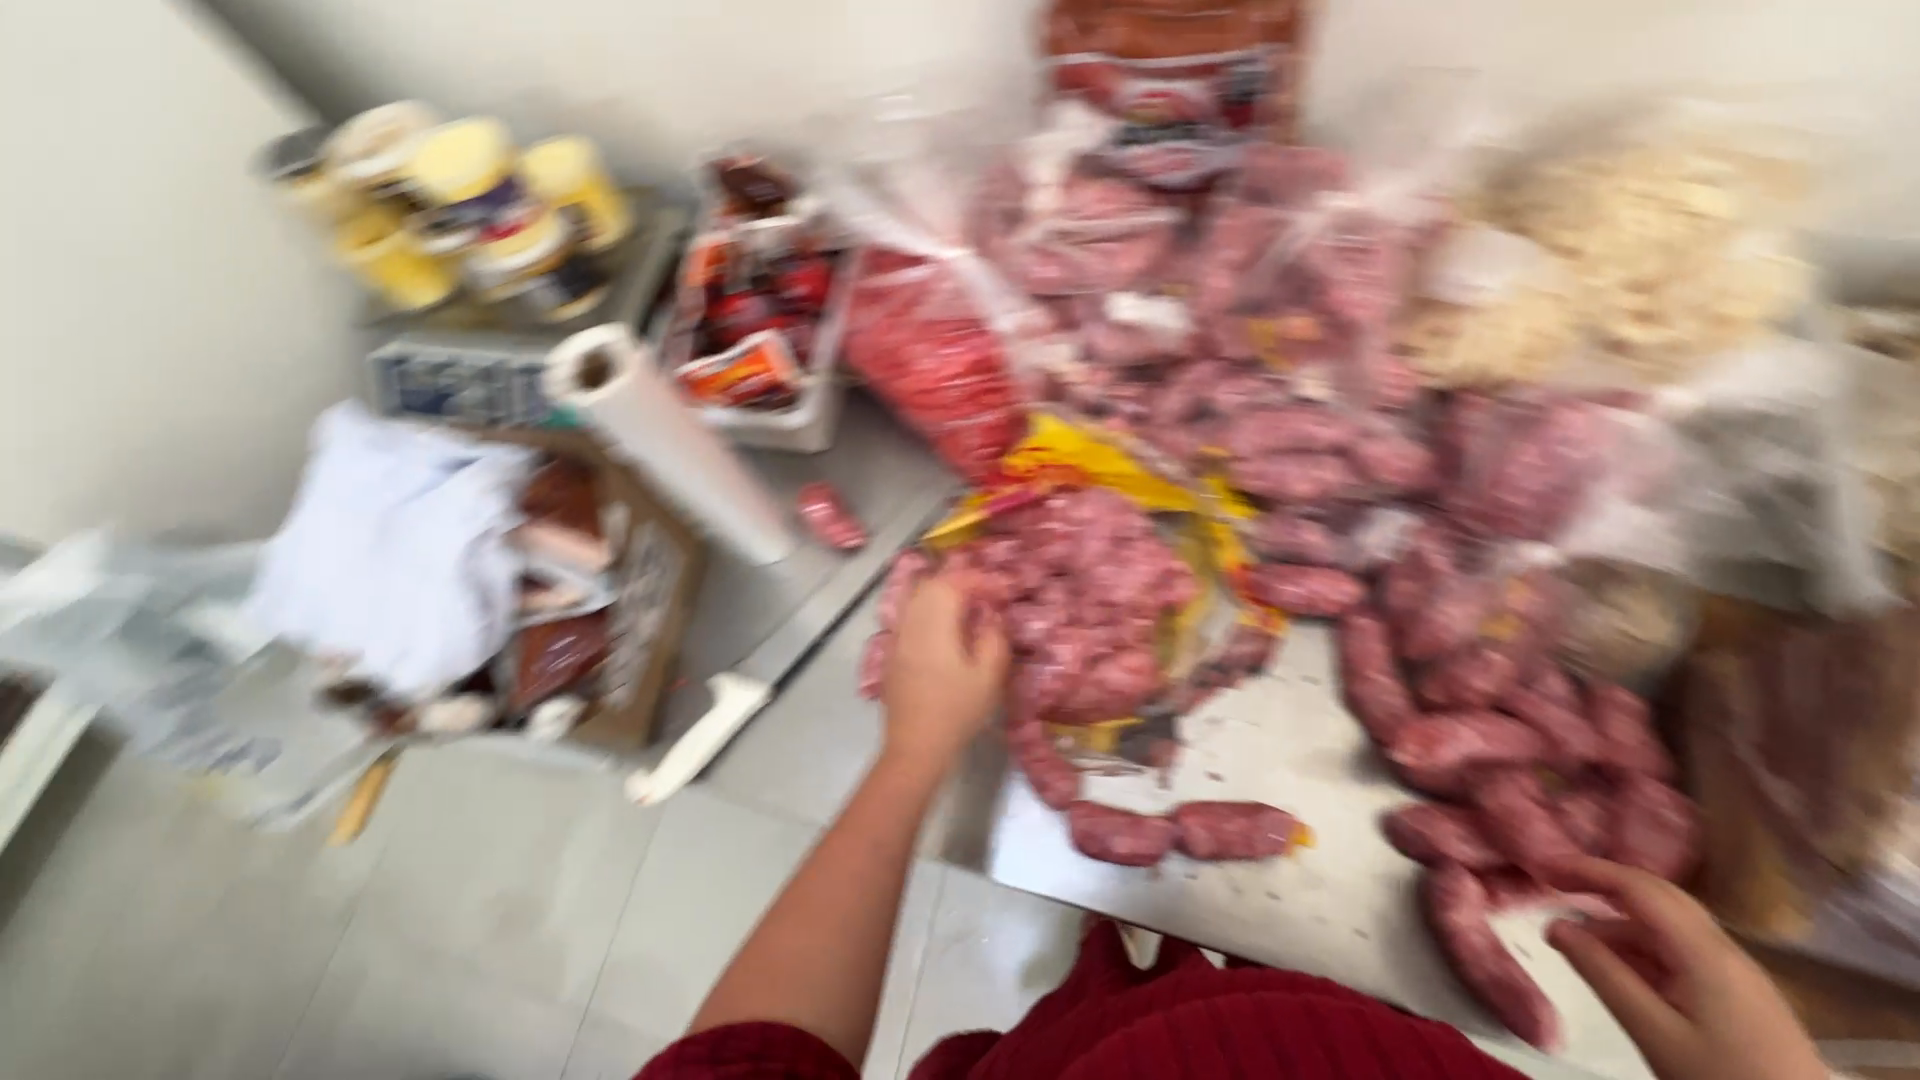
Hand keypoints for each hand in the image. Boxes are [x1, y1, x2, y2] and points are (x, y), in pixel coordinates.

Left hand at [880, 570, 1009, 771]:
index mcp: (934, 625)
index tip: (1001, 592)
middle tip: (985, 593)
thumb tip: (990, 614)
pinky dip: (927, 608)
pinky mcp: (891, 653)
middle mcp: (910, 624)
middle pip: (930, 583)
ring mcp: (896, 637)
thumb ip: (993, 637)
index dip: (980, 580)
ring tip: (966, 604)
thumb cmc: (957, 712)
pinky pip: (907, 615)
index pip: (954, 583)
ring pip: (914, 596)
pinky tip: (943, 626)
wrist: (915, 746)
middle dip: (959, 580)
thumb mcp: (989, 676)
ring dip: (941, 592)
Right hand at [1546, 856, 1824, 1079]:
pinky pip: (1681, 951)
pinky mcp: (1740, 995)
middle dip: (1604, 883)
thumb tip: (1555, 926)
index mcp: (1705, 953)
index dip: (1590, 869)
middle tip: (1554, 885)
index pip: (1640, 888)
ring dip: (1619, 921)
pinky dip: (1640, 946)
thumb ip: (1603, 975)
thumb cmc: (1723, 1079)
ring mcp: (1737, 973)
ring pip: (1669, 925)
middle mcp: (1725, 951)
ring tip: (1575, 939)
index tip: (1544, 867)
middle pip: (1659, 896)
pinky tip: (1618, 967)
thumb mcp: (1653, 1032)